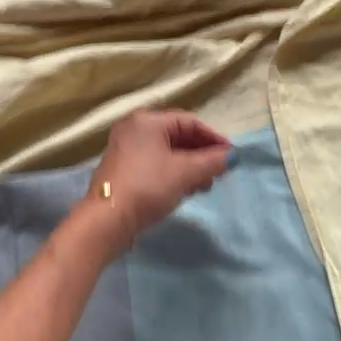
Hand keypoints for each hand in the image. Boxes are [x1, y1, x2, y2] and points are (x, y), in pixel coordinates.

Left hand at [87, 109, 232, 242]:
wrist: (107, 220)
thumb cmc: (148, 187)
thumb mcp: (185, 173)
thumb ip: (212, 162)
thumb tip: (232, 156)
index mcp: (147, 120)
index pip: (190, 122)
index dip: (214, 138)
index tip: (231, 156)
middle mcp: (134, 129)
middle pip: (178, 136)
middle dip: (202, 155)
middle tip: (219, 172)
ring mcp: (126, 149)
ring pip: (167, 152)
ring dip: (190, 167)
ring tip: (205, 185)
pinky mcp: (123, 170)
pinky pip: (155, 164)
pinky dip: (173, 173)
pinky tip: (185, 190)